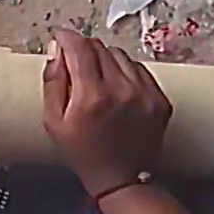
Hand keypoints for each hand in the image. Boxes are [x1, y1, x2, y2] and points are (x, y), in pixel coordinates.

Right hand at [42, 28, 172, 195]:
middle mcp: (122, 89)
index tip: (59, 36)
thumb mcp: (53, 120)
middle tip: (72, 60)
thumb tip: (57, 50)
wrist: (122, 178)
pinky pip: (138, 69)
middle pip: (100, 48)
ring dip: (103, 58)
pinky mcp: (160, 99)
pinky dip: (123, 70)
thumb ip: (53, 82)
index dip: (67, 37)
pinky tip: (114, 85)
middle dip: (82, 48)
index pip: (80, 48)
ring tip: (94, 75)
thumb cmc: (81, 150)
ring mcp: (145, 93)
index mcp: (92, 96)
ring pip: (120, 55)